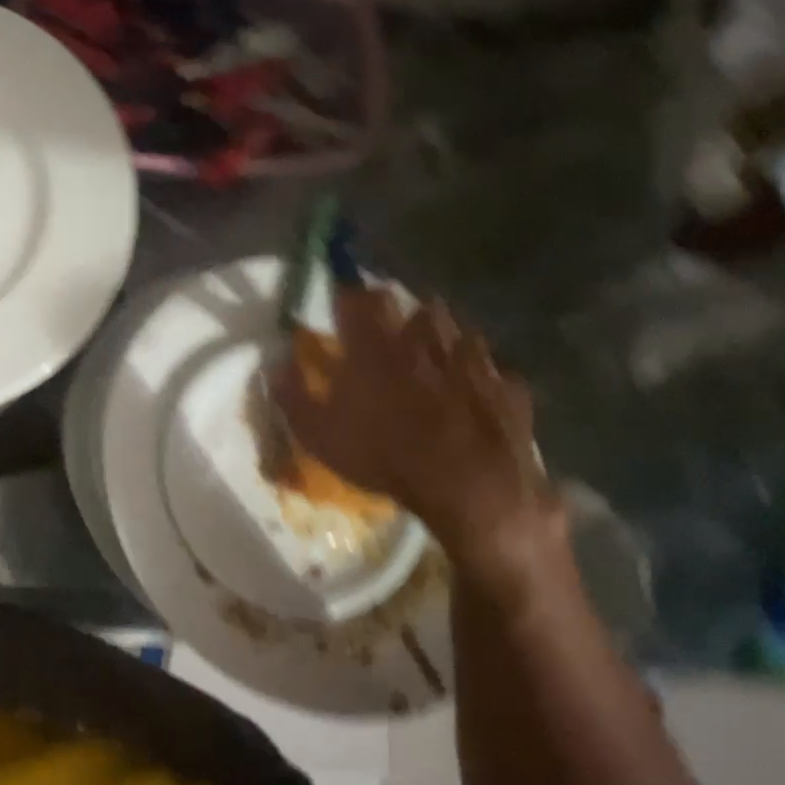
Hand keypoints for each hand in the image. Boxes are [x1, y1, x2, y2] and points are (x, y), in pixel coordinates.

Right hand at [271, 288, 570, 601]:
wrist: (474, 489)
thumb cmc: (386, 457)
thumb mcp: (319, 434)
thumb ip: (293, 395)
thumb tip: (277, 365)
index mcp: (377, 348)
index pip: (362, 300)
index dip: (350, 296)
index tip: (340, 300)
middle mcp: (426, 343)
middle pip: (416, 306)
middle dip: (401, 310)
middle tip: (386, 326)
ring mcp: (473, 363)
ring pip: (457, 330)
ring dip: (442, 334)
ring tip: (430, 351)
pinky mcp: (508, 389)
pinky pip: (492, 369)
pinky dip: (479, 373)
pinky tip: (471, 390)